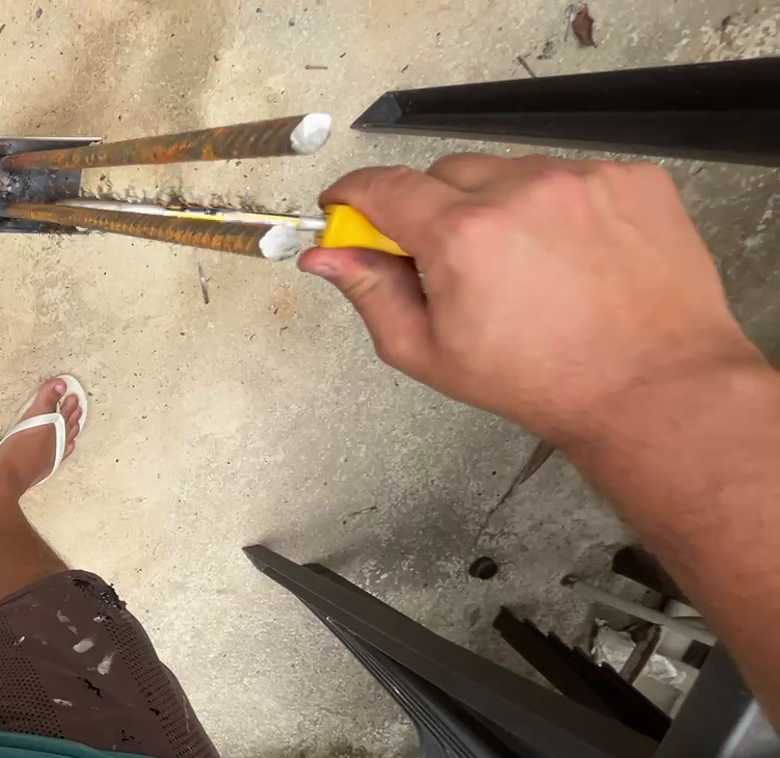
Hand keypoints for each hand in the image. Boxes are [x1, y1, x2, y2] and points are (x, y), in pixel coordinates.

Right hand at [297, 154, 764, 446]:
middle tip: (426, 256)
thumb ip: (367, 289)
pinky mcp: (630, 177)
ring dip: (479, 203)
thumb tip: (322, 256)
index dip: (351, 192)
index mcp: (463, 235)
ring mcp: (584, 177)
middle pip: (439, 172)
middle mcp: (523, 191)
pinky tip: (545, 250)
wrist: (645, 378)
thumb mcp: (418, 346)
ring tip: (497, 259)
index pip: (385, 187)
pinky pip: (557, 173)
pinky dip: (535, 203)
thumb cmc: (526, 374)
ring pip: (499, 170)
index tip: (340, 204)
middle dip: (419, 207)